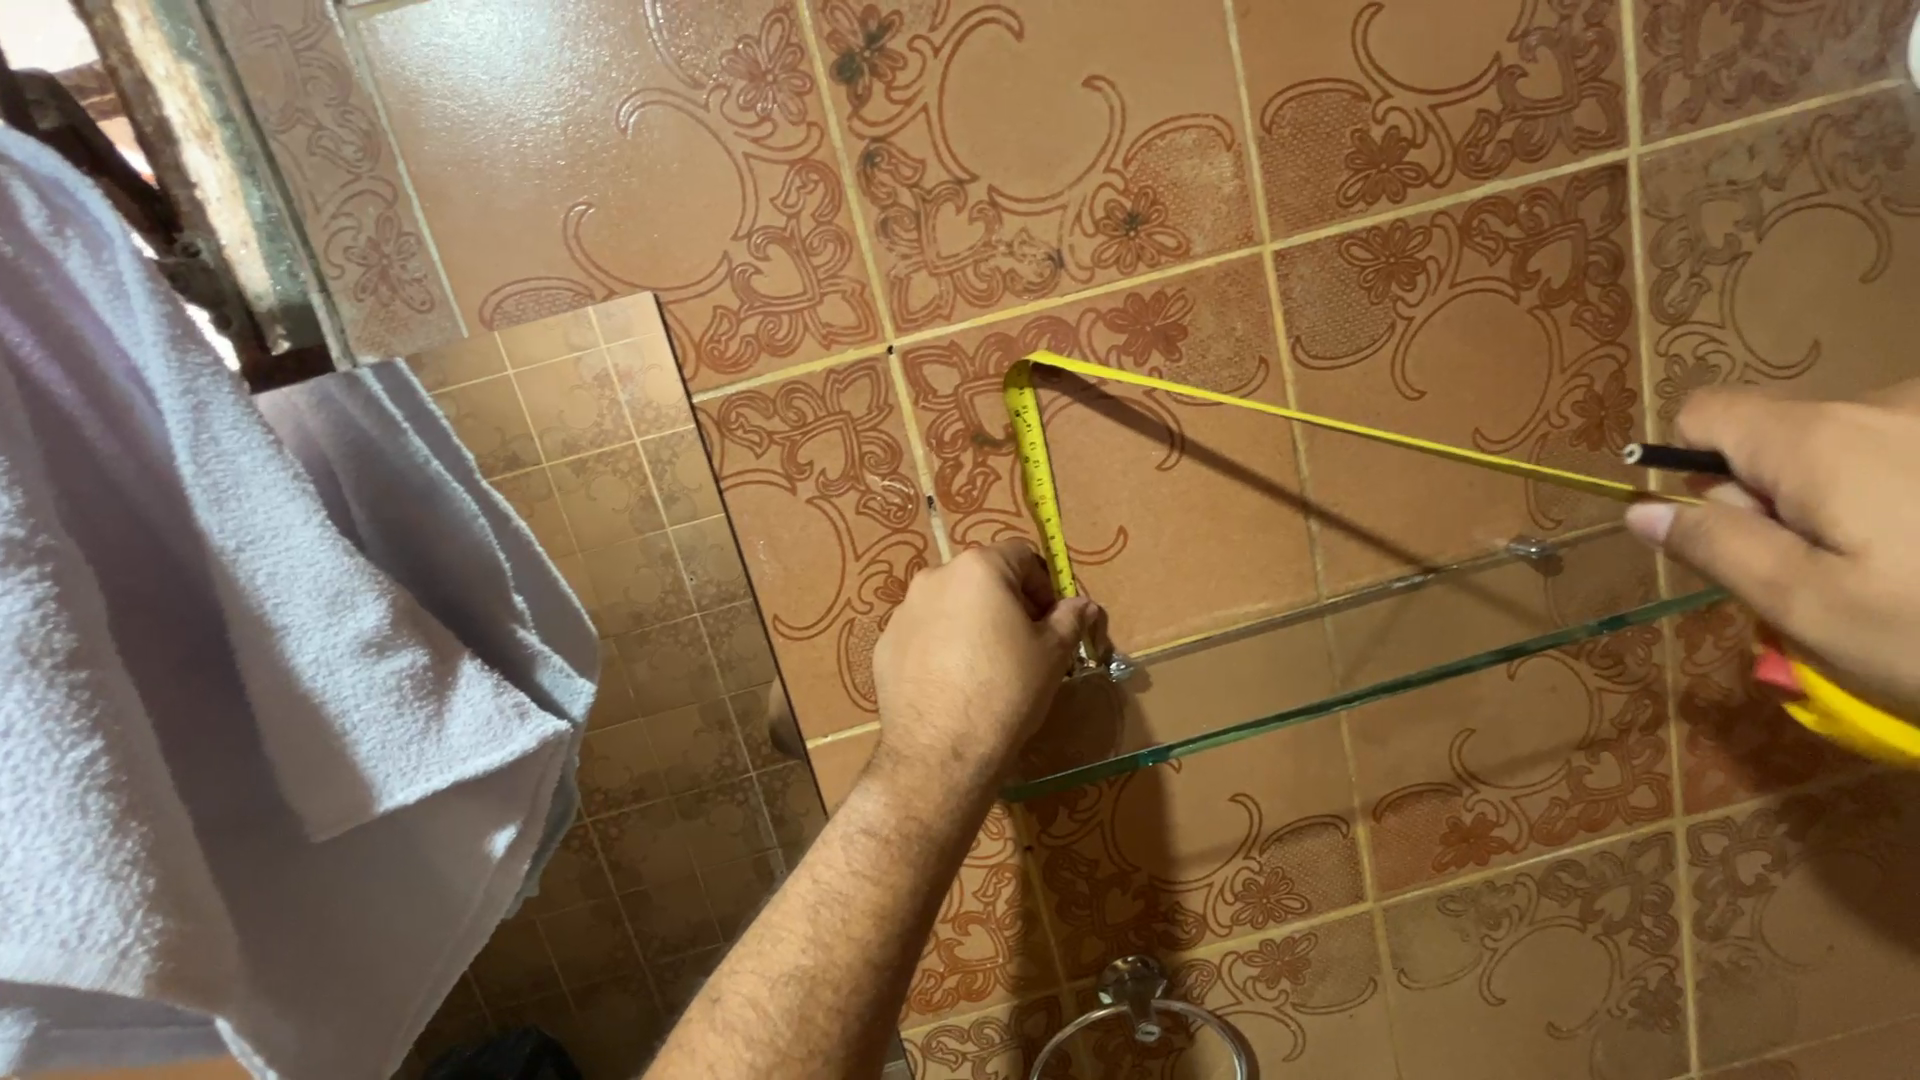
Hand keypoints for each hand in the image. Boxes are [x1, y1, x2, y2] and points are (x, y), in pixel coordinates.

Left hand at [868, 540, 1103, 789]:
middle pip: (981, 578)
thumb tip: (1083, 604)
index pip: (1020, 555)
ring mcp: (903, 611)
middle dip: (1006, 603)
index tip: (1051, 621)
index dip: (1042, 584)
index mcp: (979, 568)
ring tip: (985, 667)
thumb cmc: (1007, 691)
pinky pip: (923, 634)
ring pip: (949, 605)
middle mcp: (935, 577)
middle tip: (1023, 644)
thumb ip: (1069, 619)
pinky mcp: (885, 644)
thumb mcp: (1052, 654)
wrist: (941, 751)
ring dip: (971, 622)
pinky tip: (953, 683)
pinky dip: (941, 646)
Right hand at [1624, 380, 1919, 717]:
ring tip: (1907, 570)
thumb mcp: (1809, 604)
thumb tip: (1641, 510)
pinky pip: (1911, 455)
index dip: (1691, 466)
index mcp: (1821, 439)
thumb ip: (1714, 546)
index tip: (1732, 527)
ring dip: (1846, 503)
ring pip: (1850, 449)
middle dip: (1777, 498)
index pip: (1705, 412)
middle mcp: (1891, 407)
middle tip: (1831, 573)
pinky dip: (1907, 497)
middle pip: (1780, 435)